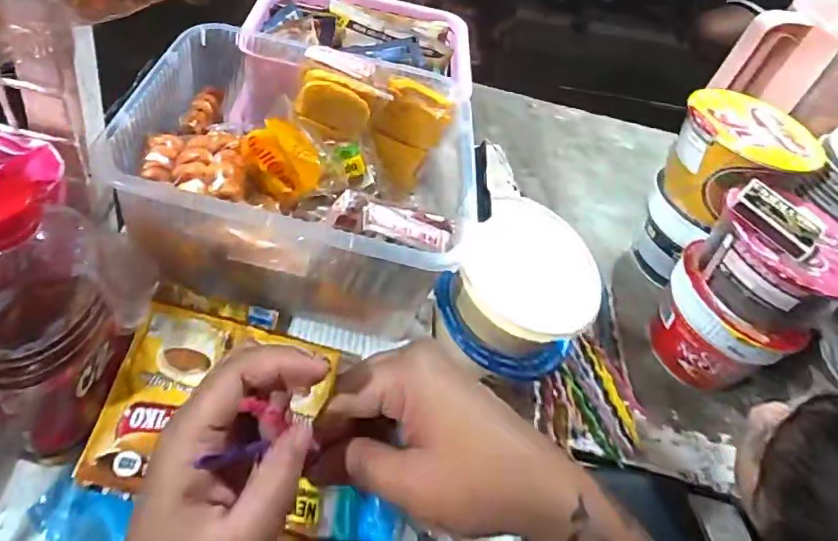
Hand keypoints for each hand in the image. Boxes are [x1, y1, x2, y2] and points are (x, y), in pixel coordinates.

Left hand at [128, 346, 330, 540]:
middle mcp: (191, 422)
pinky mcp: (207, 455)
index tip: (323, 372)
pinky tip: (285, 441)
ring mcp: (197, 437)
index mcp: (190, 432)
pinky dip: (270, 418)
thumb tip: (307, 424)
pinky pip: (242, 418)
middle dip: (282, 368)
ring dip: (277, 393)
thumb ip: (275, 482)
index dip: (282, 360)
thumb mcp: (240, 537)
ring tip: (302, 422)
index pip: (237, 369)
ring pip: (242, 388)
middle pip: (239, 369)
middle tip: (322, 387)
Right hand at [309, 342, 588, 539]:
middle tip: (316, 465)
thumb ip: (357, 463)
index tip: (297, 458)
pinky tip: (372, 450)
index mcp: (405, 368)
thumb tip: (317, 458)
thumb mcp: (409, 483)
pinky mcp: (441, 379)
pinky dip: (382, 421)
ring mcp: (430, 363)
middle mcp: (414, 353)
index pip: (343, 391)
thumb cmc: (474, 481)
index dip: (318, 426)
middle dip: (337, 424)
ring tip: (340, 463)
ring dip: (359, 424)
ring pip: (376, 390)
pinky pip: (398, 393)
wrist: (540, 485)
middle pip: (358, 385)